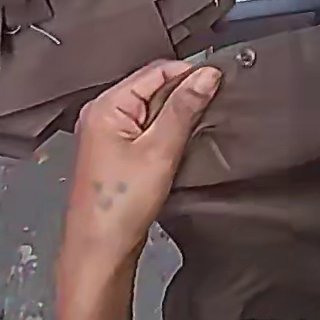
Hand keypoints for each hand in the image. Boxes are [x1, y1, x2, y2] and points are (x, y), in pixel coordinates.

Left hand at [61, 59, 221, 288]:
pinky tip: (183, 141)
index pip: (156, 70)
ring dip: (178, 112)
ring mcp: (109, 132)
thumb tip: (206, 75)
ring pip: (153, 107)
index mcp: (106, 105)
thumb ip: (184, 108)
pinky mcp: (117, 151)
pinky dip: (168, 129)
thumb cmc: (120, 204)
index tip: (220, 80)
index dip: (190, 72)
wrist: (100, 249)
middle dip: (185, 92)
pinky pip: (148, 127)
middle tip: (215, 103)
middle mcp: (102, 113)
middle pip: (153, 86)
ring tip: (202, 123)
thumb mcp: (160, 150)